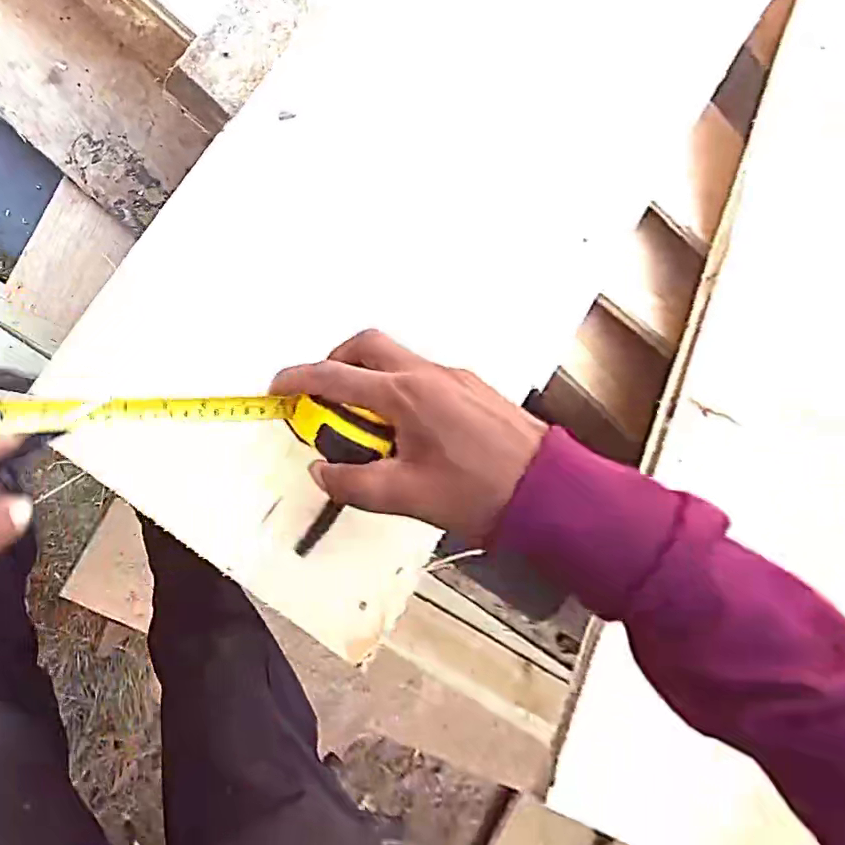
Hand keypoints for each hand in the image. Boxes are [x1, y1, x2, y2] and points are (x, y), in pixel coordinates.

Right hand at [271, 329, 547, 541]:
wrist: (564, 499)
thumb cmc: (492, 493)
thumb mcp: (405, 496)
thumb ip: (351, 483)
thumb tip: (323, 472)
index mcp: (406, 396)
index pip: (333, 376)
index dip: (297, 380)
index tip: (280, 388)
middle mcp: (429, 378)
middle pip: (365, 346)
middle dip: (334, 363)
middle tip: (323, 395)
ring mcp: (454, 381)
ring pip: (395, 359)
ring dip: (367, 379)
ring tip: (366, 424)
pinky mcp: (474, 392)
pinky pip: (421, 376)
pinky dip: (398, 391)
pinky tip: (406, 431)